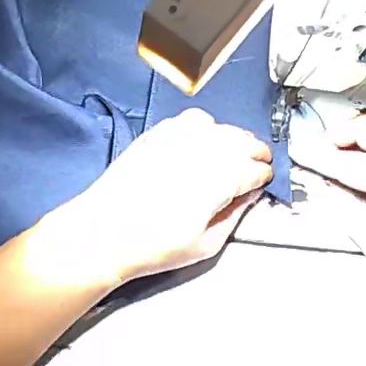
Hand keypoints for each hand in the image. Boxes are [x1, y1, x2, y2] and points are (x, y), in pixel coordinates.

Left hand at [33, 109, 273, 287]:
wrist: (103, 232)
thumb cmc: (151, 244)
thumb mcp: (206, 243)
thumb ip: (234, 215)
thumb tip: (246, 199)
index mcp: (220, 177)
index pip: (256, 169)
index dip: (263, 177)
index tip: (262, 182)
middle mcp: (202, 150)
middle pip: (244, 141)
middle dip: (254, 153)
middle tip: (256, 165)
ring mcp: (178, 137)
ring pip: (221, 127)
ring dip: (233, 138)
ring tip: (233, 154)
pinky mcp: (158, 134)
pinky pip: (192, 121)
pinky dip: (205, 129)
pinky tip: (202, 143)